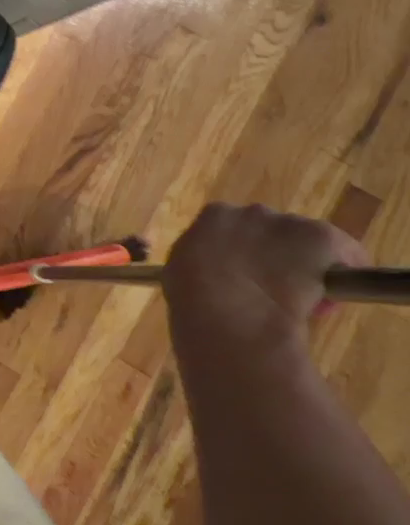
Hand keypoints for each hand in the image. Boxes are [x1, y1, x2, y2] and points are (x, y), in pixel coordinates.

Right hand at [163, 203, 367, 352]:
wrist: (232, 312)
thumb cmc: (195, 296)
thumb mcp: (182, 271)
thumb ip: (202, 258)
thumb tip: (218, 267)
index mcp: (212, 217)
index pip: (233, 226)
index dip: (242, 249)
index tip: (244, 272)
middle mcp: (249, 212)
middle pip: (271, 229)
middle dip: (274, 252)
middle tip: (272, 283)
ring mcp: (287, 222)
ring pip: (305, 239)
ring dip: (304, 259)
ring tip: (302, 292)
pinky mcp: (320, 236)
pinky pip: (343, 250)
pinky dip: (344, 267)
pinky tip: (335, 292)